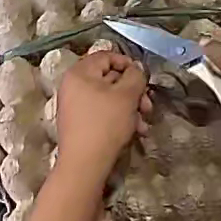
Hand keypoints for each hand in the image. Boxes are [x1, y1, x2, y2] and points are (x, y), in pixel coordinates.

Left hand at [55, 50, 149, 175]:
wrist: (85, 164)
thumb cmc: (105, 124)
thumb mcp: (127, 95)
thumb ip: (135, 76)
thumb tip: (136, 69)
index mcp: (80, 73)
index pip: (106, 56)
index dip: (128, 64)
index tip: (143, 79)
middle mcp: (73, 86)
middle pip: (109, 78)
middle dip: (133, 91)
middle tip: (147, 105)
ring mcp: (75, 105)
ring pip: (109, 97)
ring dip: (130, 107)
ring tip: (143, 123)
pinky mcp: (79, 123)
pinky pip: (102, 112)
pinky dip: (119, 117)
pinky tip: (134, 130)